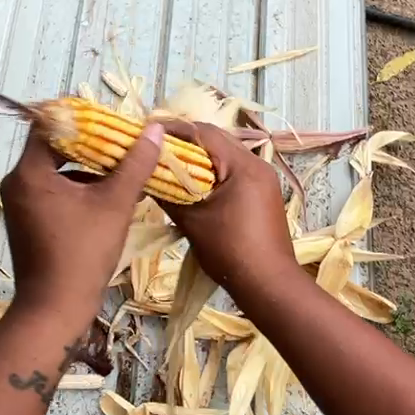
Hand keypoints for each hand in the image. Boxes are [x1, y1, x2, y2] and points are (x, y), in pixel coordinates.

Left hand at [0, 121, 165, 322]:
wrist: (55, 310)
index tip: (113, 123)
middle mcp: (17, 183)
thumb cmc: (83, 254)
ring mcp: (20, 204)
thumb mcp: (115, 205)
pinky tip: (110, 197)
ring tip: (124, 169)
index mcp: (29, 172)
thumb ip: (135, 164)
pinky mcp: (28, 221)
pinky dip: (79, 190)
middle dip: (91, 146)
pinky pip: (53, 192)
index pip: (51, 127)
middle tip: (124, 143)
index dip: (83, 120)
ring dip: (88, 169)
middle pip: (54, 148)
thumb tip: (153, 129)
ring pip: (56, 172)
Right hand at [160, 122, 299, 293]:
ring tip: (170, 163)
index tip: (150, 132)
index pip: (204, 133)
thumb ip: (168, 194)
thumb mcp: (192, 221)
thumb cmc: (230, 250)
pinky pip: (233, 171)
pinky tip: (192, 183)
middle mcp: (258, 165)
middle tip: (157, 147)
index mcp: (243, 165)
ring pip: (225, 155)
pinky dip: (212, 172)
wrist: (268, 285)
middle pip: (216, 140)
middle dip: (185, 142)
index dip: (174, 129)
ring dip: (198, 157)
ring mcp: (263, 179)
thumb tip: (146, 176)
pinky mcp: (263, 193)